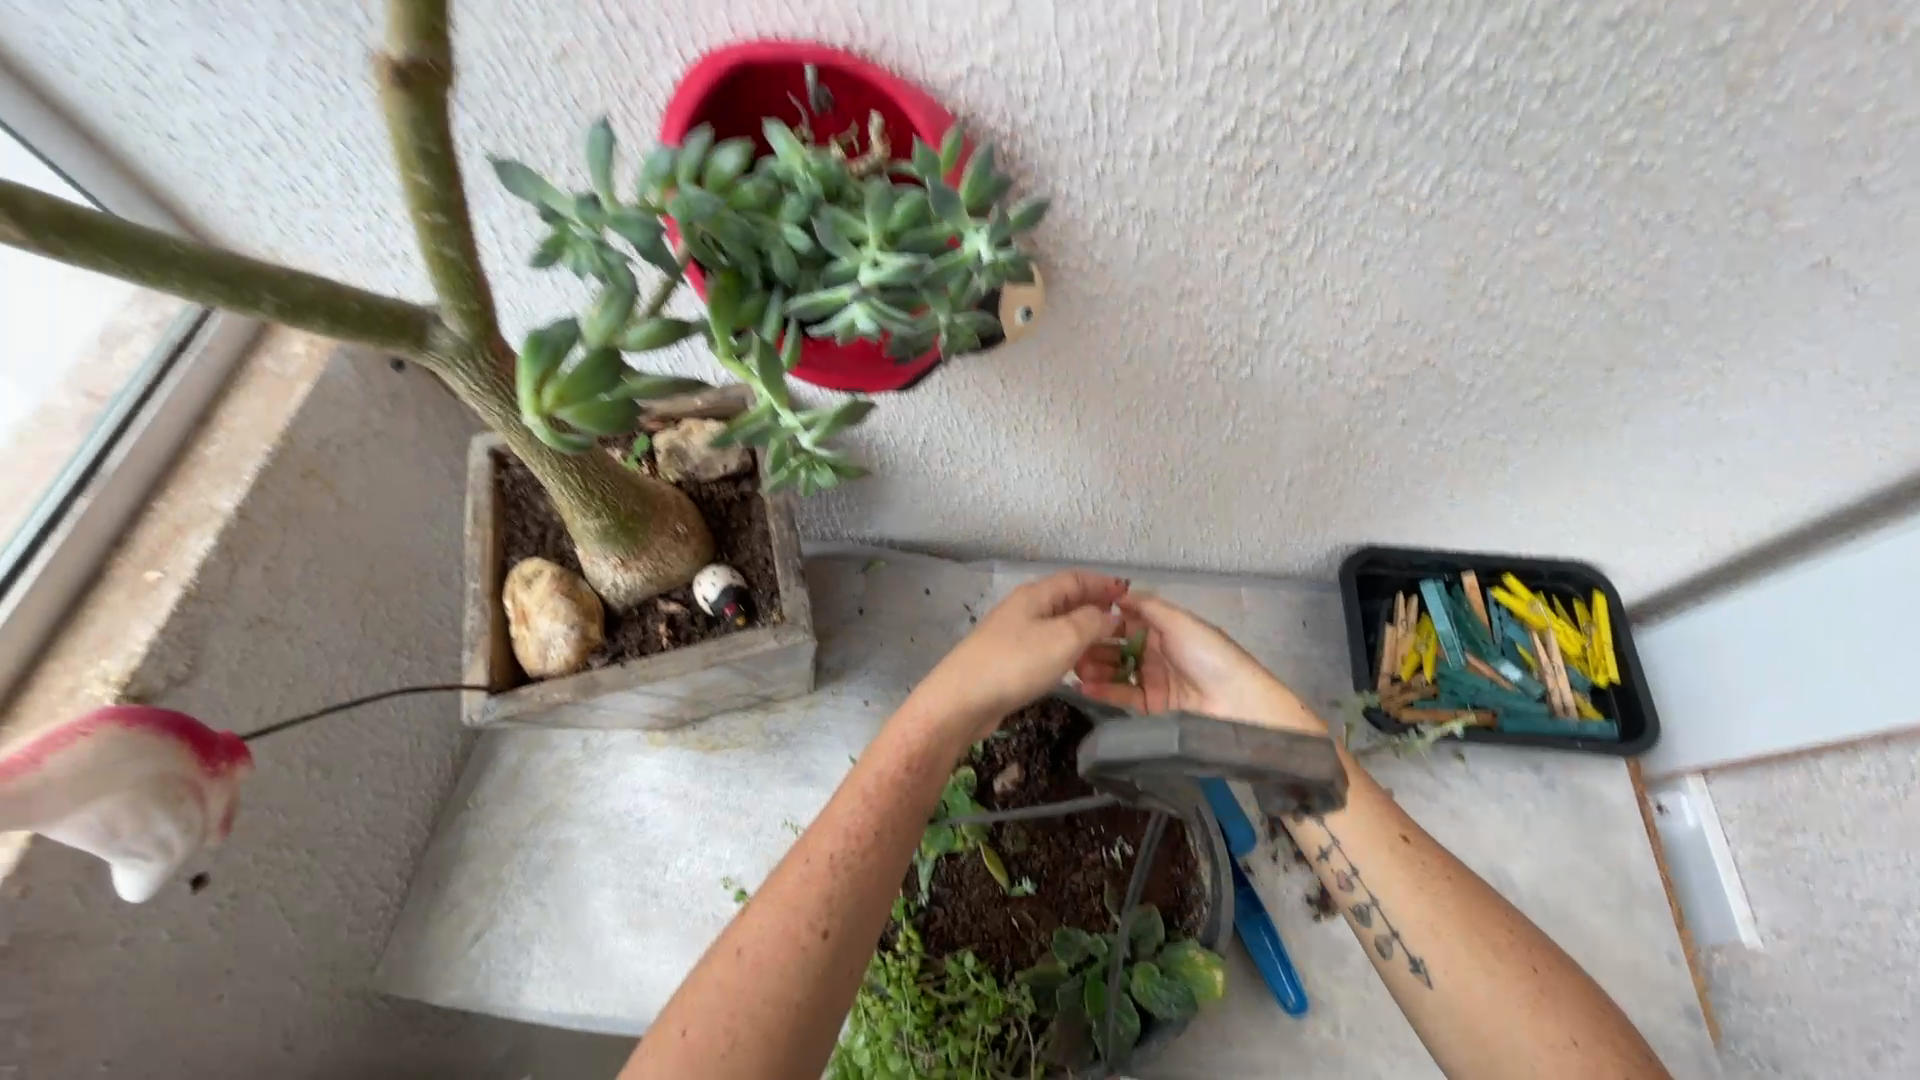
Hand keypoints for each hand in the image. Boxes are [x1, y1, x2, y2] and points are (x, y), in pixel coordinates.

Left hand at [904, 570, 1127, 747]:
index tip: (1129, 594)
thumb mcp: (1063, 638)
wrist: (963, 700)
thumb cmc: (1016, 663)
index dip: (1103, 584)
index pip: (1076, 578)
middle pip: (1067, 601)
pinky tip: (1079, 669)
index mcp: (1036, 595)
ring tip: (1109, 651)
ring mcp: (1015, 635)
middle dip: (1097, 610)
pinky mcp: (1011, 661)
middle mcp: (1024, 608)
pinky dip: (1068, 654)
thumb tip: (1110, 615)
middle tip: (1126, 626)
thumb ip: (1091, 622)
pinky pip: (1048, 649)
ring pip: (1058, 627)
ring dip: (1084, 635)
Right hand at [1073, 593, 1325, 735]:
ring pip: (1117, 671)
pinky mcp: (1152, 708)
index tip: (1079, 618)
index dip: (1105, 619)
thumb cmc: (1208, 656)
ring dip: (1095, 668)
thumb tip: (1119, 593)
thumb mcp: (1180, 622)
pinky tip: (1084, 687)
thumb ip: (1148, 606)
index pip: (1128, 621)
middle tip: (1070, 647)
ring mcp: (1155, 681)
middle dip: (1094, 646)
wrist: (1237, 705)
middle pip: (1119, 647)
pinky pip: (1123, 697)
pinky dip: (1103, 692)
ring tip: (1074, 667)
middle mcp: (1159, 653)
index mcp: (1167, 629)